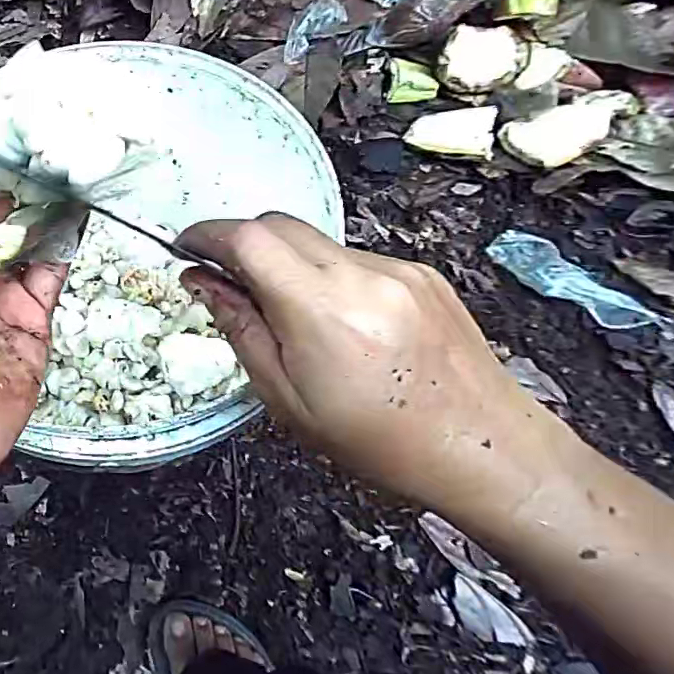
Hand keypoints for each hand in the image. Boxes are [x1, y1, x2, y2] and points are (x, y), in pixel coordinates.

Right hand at [178, 213, 571, 508]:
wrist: (487, 449)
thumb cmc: (380, 440)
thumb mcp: (287, 398)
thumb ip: (240, 328)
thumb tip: (202, 281)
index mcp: (323, 311)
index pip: (249, 239)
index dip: (207, 234)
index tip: (186, 247)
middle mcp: (363, 275)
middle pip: (278, 224)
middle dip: (241, 243)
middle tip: (226, 281)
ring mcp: (398, 268)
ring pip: (315, 240)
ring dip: (285, 263)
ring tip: (292, 316)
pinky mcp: (421, 271)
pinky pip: (352, 256)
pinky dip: (326, 274)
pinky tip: (339, 319)